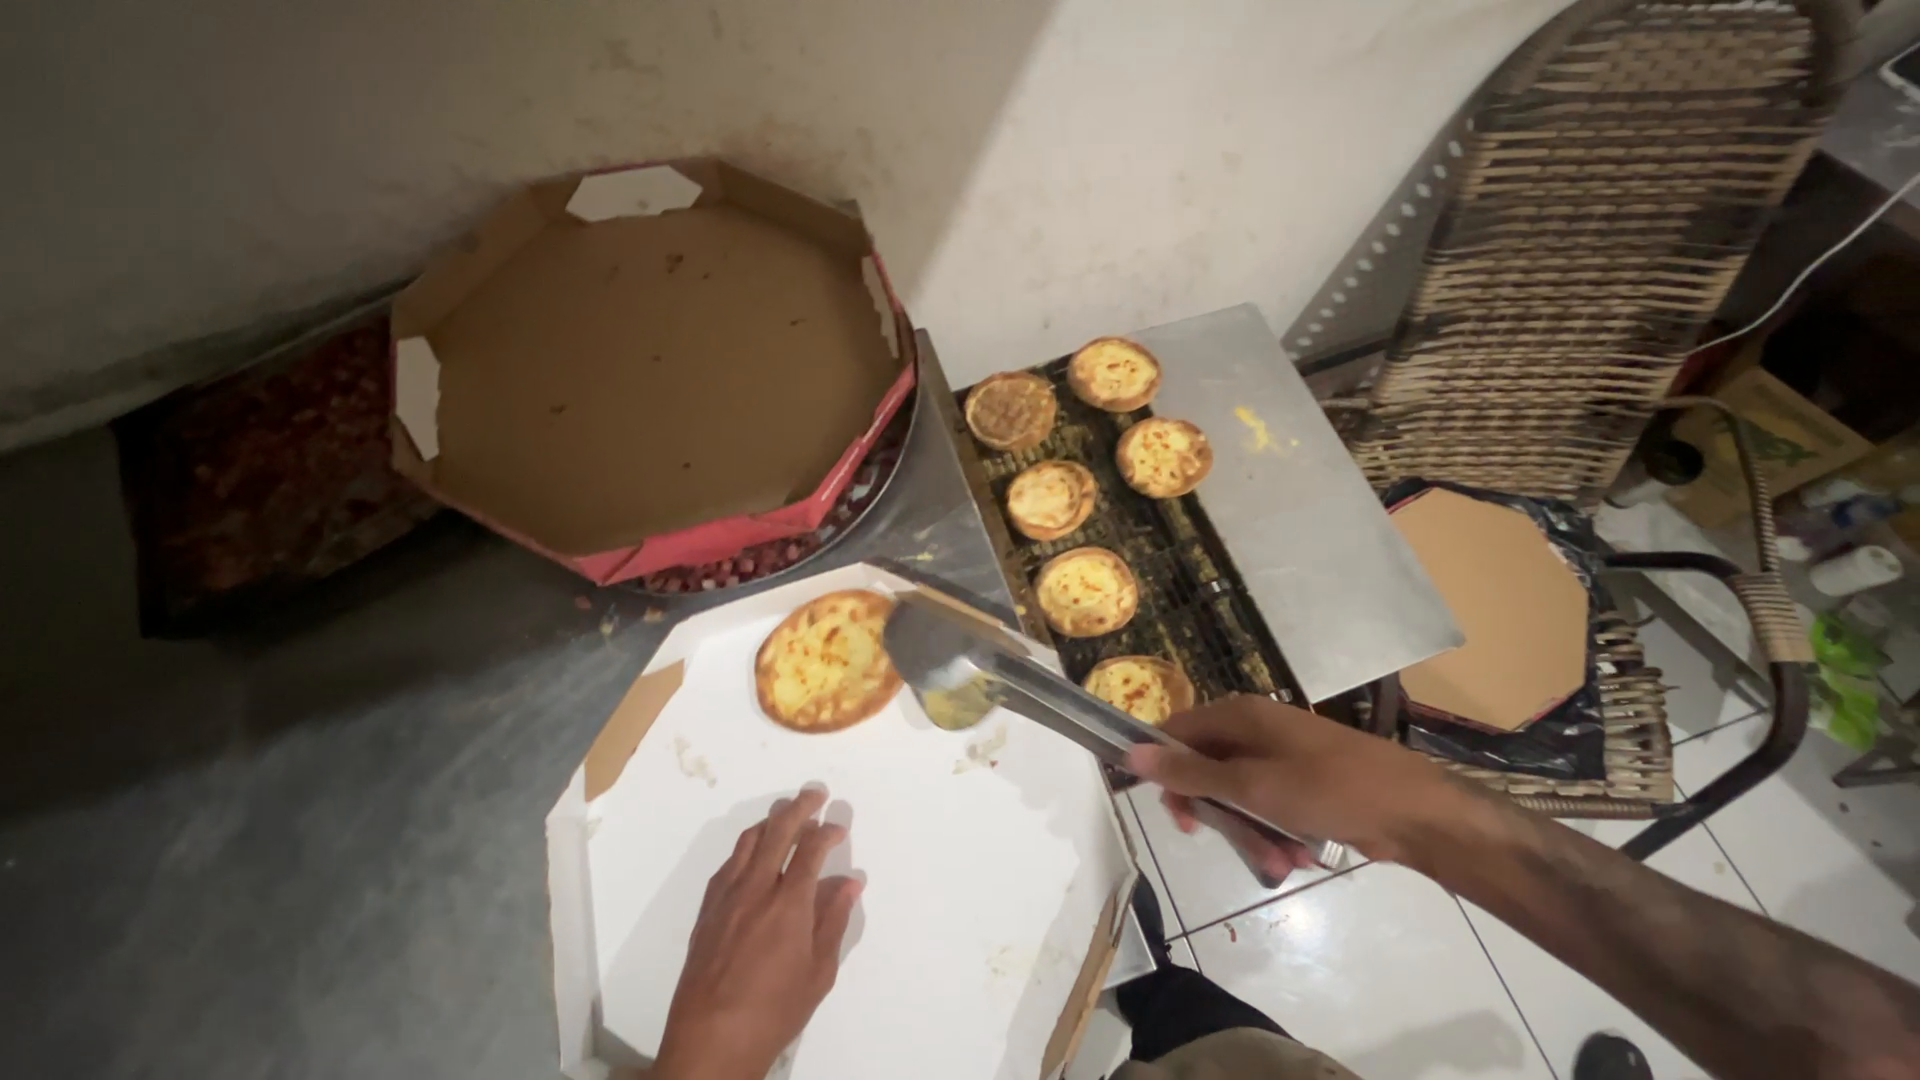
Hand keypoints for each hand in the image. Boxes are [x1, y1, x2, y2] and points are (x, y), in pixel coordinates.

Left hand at [653, 788, 862, 1079]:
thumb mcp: (819, 972)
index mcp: (789, 903)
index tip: (839, 827)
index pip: (812, 848)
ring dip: (771, 821)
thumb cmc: (774, 1011)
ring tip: (786, 814)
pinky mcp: (707, 909)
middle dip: (800, 806)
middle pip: (778, 830)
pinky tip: (755, 851)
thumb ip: (833, 920)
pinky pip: (729, 863)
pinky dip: (748, 846)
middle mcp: (756, 889)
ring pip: (749, 841)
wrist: (710, 1042)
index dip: (828, 831)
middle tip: (816, 794)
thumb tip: (850, 883)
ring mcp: (727, 896)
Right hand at [1124, 695, 1462, 866]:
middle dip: (1215, 813)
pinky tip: (1296, 855)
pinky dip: (1274, 832)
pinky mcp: (1301, 783)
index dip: (1165, 769)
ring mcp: (1279, 756)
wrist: (1415, 812)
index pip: (1176, 733)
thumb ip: (1189, 772)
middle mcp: (1254, 729)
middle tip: (1220, 839)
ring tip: (1277, 858)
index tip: (1174, 812)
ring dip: (1248, 831)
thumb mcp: (1252, 786)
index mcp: (1238, 715)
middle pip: (1205, 769)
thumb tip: (1130, 752)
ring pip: (1236, 796)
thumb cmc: (1330, 789)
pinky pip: (1267, 807)